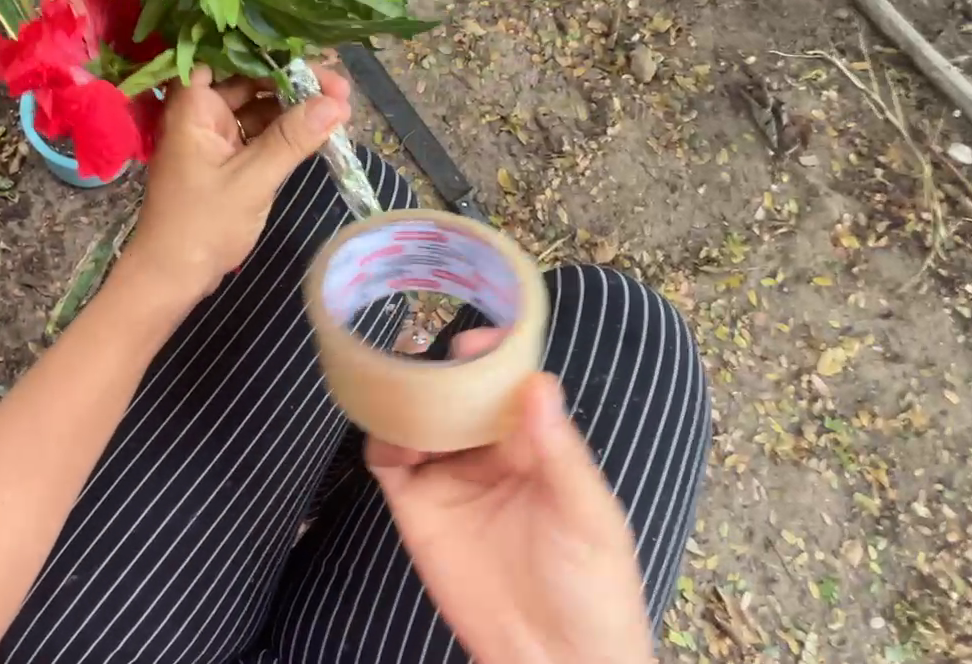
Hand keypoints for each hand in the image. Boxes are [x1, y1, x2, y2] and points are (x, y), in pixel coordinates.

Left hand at [119, 64, 349, 300]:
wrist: (172, 276)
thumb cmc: (201, 225)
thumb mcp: (251, 180)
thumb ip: (292, 139)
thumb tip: (336, 103)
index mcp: (193, 108)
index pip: (223, 56)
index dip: (263, 49)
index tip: (308, 50)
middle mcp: (201, 114)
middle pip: (247, 80)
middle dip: (291, 79)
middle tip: (340, 86)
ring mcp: (214, 138)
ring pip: (256, 107)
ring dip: (293, 106)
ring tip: (340, 106)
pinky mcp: (226, 160)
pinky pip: (257, 133)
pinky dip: (284, 131)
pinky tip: (318, 129)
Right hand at [366, 329, 653, 663]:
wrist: (551, 663)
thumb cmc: (590, 587)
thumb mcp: (589, 517)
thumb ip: (561, 451)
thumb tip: (538, 380)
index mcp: (530, 442)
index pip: (504, 384)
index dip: (491, 356)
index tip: (478, 340)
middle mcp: (482, 448)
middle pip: (451, 390)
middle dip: (438, 366)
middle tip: (428, 356)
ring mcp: (444, 472)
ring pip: (413, 415)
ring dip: (403, 395)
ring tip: (401, 387)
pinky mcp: (413, 500)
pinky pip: (386, 457)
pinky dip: (382, 438)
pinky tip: (394, 440)